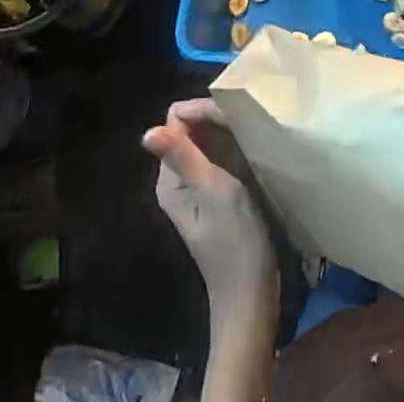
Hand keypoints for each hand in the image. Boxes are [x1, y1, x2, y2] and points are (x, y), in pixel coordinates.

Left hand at [142, 99, 277, 314]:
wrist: (252, 293)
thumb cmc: (234, 241)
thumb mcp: (211, 192)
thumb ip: (184, 158)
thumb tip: (147, 132)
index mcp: (170, 178)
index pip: (176, 122)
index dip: (202, 111)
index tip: (232, 113)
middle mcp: (180, 178)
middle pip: (193, 129)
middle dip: (217, 119)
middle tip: (249, 120)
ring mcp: (201, 186)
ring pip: (210, 142)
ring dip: (230, 132)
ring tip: (255, 129)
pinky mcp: (220, 194)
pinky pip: (224, 158)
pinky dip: (238, 148)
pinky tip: (256, 148)